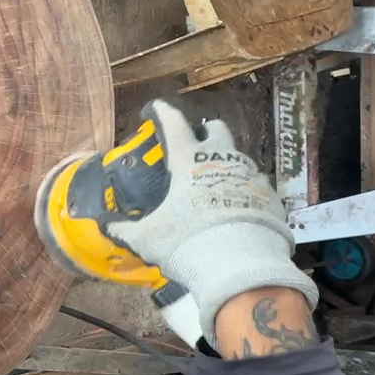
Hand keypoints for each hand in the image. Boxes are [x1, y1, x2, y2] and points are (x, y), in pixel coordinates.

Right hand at [99, 99, 316, 352]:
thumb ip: (123, 229)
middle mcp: (222, 159)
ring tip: (210, 186)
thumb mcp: (146, 238)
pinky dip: (241, 190)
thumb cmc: (185, 242)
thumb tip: (104, 225)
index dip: (162, 112)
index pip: (174, 124)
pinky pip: (254, 185)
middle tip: (192, 146)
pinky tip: (232, 208)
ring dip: (223, 164)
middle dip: (204, 132)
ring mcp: (250, 176)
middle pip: (216, 129)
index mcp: (188, 161)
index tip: (154, 108)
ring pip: (237, 157)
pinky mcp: (270, 197)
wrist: (239, 266)